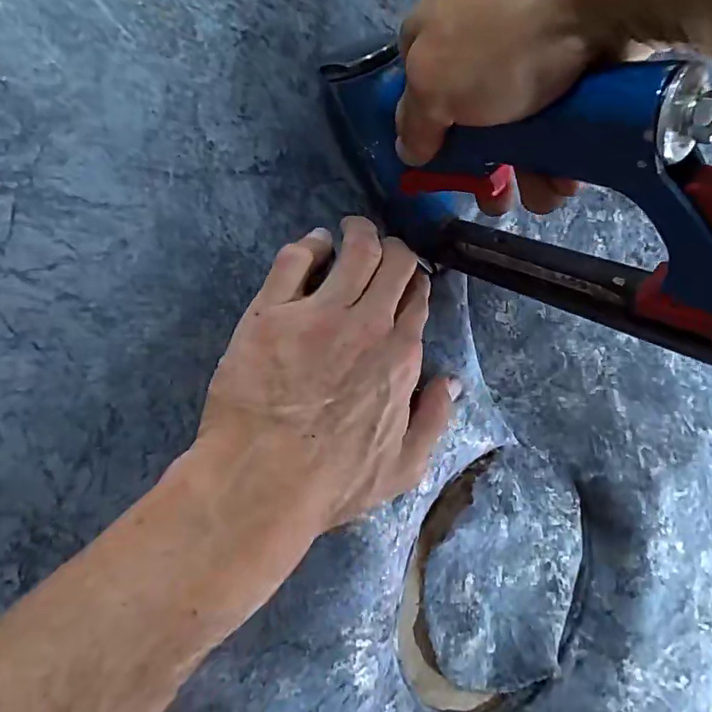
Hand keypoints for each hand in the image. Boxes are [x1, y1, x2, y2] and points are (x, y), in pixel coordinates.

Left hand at [183, 217, 457, 541]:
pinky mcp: (271, 312)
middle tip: (385, 248)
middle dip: (395, 248)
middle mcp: (368, 324)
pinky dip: (310, 244)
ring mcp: (319, 313)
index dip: (416, 281)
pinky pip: (295, 258)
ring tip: (353, 229)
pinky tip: (313, 245)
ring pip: (354, 249)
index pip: (418, 296)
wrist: (260, 482)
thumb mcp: (405, 466)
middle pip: (394, 261)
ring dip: (359, 232)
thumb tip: (452, 381)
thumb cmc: (334, 481)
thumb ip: (435, 419)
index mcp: (401, 355)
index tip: (408, 281)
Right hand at [397, 0, 711, 214]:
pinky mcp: (578, 72)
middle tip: (502, 204)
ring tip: (552, 193)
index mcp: (432, 44)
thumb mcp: (436, 83)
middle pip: (478, 129)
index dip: (436, 151)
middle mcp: (479, 52)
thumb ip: (416, 121)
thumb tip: (408, 150)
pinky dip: (567, 154)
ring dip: (534, 174)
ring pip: (527, 135)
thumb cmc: (499, 41)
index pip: (421, 106)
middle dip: (490, 173)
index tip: (453, 184)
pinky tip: (574, 174)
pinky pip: (565, 126)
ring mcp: (531, 62)